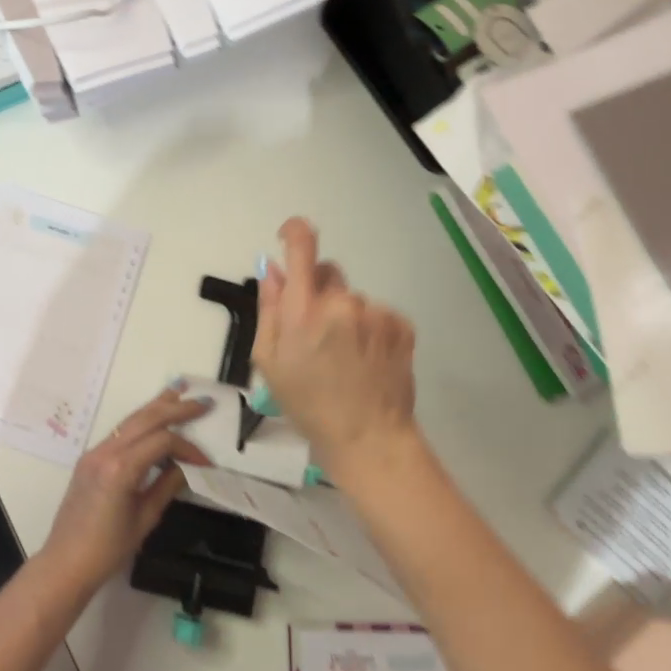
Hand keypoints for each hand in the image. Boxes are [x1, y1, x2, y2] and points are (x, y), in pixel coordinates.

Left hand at [40, 387, 211, 593]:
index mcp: (120, 468)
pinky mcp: (89, 460)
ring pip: (129, 421)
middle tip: (201, 401)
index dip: (188, 449)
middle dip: (174, 407)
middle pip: (144, 419)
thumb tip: (186, 468)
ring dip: (155, 407)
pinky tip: (153, 421)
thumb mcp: (145, 519)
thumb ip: (166, 487)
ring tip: (178, 392)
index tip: (206, 463)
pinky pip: (118, 434)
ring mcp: (94, 453)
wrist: (65, 562)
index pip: (162, 442)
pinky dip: (140, 424)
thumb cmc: (107, 549)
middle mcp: (105, 452)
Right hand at [254, 217, 421, 486]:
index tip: (289, 237)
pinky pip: (378, 314)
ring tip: (344, 357)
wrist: (368, 438)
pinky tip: (365, 359)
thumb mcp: (269, 362)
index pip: (302, 246)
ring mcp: (377, 313)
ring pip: (353, 299)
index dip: (294, 232)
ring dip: (345, 316)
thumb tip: (272, 270)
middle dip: (316, 293)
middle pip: (327, 275)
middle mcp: (342, 302)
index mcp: (304, 309)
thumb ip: (269, 310)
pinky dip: (369, 329)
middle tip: (314, 333)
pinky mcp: (402, 326)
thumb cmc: (308, 405)